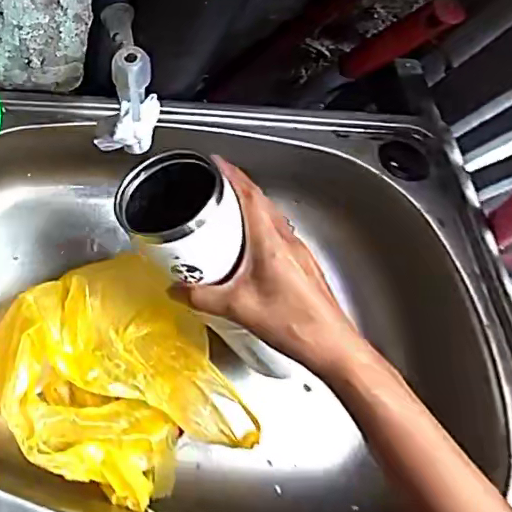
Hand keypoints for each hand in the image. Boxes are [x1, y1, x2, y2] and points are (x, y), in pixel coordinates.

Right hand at [180, 157, 363, 374]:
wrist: (333, 347)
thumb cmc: (297, 326)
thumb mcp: (237, 308)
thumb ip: (201, 297)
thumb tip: (178, 290)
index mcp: (271, 242)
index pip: (251, 196)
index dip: (233, 175)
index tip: (218, 164)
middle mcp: (288, 242)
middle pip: (262, 203)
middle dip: (238, 188)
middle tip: (217, 185)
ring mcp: (298, 254)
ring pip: (271, 219)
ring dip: (250, 209)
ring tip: (228, 214)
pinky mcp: (302, 267)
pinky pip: (278, 236)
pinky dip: (260, 230)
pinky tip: (248, 249)